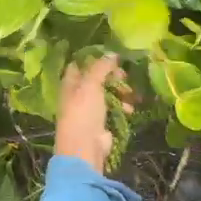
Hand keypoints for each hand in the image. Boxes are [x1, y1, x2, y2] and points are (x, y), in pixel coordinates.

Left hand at [55, 55, 125, 174]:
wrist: (84, 147)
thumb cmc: (83, 112)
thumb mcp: (91, 84)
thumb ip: (101, 67)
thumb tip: (112, 53)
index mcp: (70, 83)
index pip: (80, 64)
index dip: (95, 59)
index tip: (112, 56)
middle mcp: (78, 94)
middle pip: (97, 78)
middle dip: (112, 76)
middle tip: (124, 76)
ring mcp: (89, 109)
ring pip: (107, 93)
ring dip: (121, 92)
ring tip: (130, 94)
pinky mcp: (101, 122)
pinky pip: (113, 108)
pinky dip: (122, 107)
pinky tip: (129, 109)